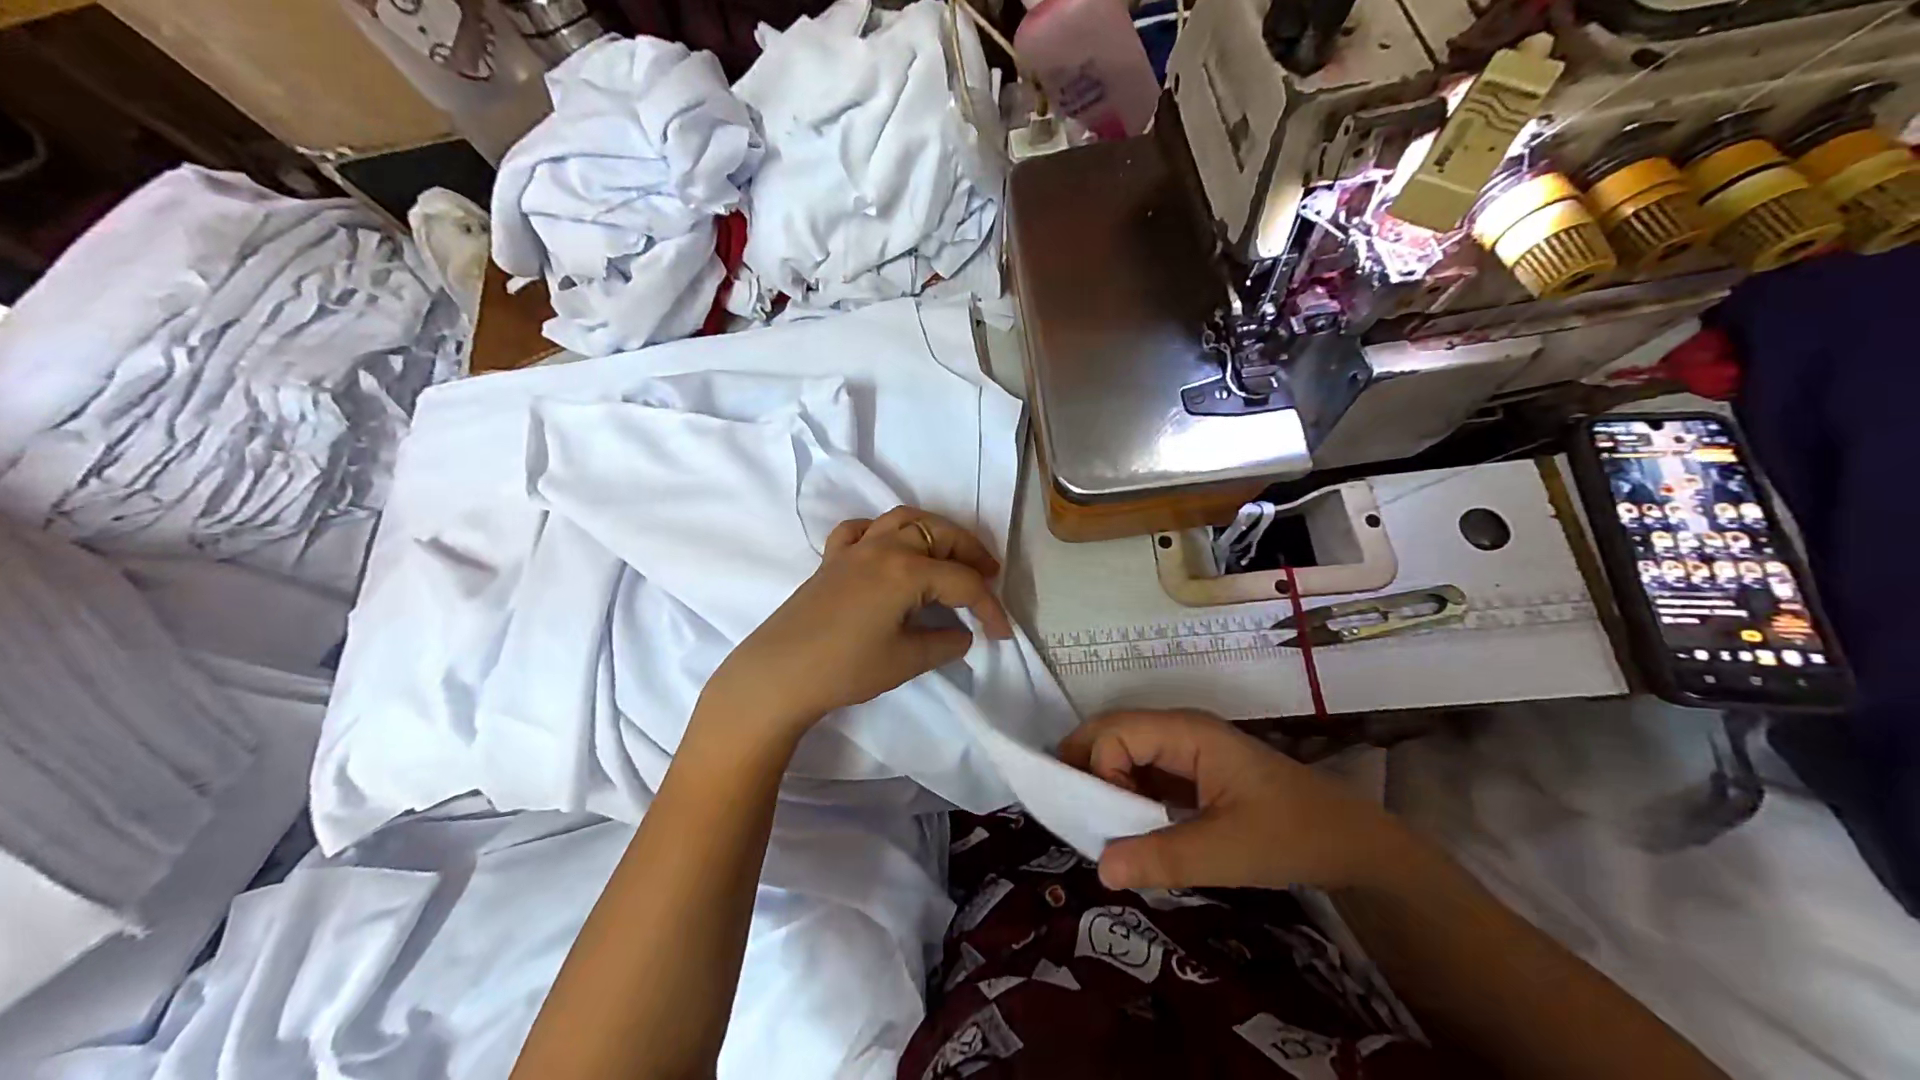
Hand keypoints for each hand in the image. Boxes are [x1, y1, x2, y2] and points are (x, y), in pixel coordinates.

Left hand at [699, 506, 1014, 740]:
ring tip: (950, 553)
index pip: (962, 582)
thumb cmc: (845, 669)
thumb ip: (943, 643)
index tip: (1003, 634)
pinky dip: (882, 532)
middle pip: (938, 533)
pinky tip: (888, 549)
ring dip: (934, 532)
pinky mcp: (831, 560)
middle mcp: (883, 547)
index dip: (989, 607)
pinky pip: (861, 530)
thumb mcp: (905, 660)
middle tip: (989, 575)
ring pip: (903, 520)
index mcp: (906, 570)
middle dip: (970, 551)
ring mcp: (853, 549)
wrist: (778, 675)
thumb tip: (963, 634)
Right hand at [1059, 709, 1420, 891]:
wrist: (1352, 843)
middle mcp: (1179, 730)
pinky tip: (1122, 824)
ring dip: (1102, 780)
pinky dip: (1123, 792)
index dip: (1100, 772)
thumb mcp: (1227, 853)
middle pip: (1111, 731)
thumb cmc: (1292, 835)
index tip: (1111, 820)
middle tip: (1068, 810)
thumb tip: (1100, 868)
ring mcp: (1185, 749)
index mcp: (1186, 733)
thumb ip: (1162, 858)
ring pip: (1123, 749)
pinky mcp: (1191, 771)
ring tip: (1091, 821)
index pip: (1115, 735)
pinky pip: (1142, 770)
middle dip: (1084, 764)